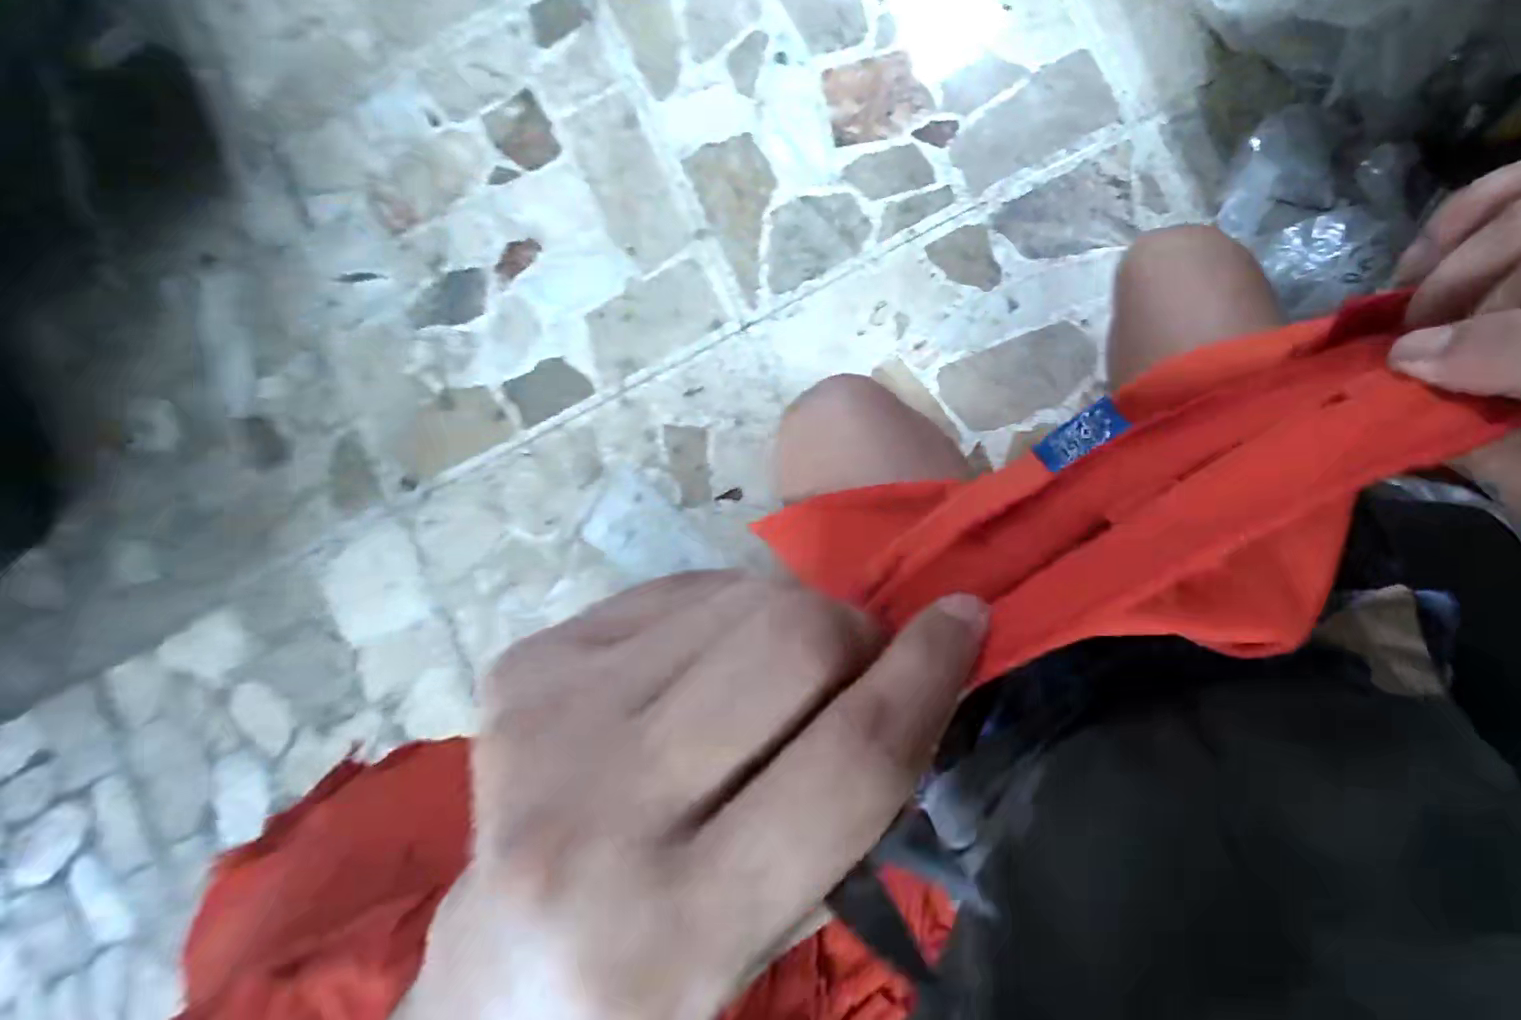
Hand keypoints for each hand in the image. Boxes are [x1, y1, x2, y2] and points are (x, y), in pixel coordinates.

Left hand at [407, 572, 986, 1019]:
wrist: (510, 976)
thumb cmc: (681, 956)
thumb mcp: (793, 911)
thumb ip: (867, 792)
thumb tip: (929, 652)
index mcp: (673, 929)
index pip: (849, 757)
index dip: (928, 671)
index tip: (966, 617)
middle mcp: (591, 823)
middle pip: (794, 643)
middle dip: (854, 637)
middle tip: (855, 664)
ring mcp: (545, 729)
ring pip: (747, 598)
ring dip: (794, 623)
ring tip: (772, 678)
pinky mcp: (522, 671)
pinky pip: (686, 588)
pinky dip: (729, 612)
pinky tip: (707, 669)